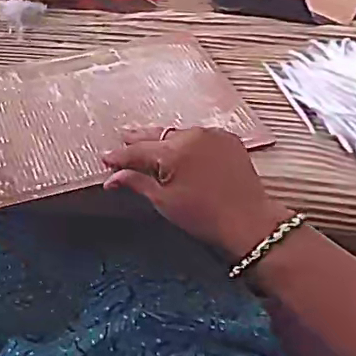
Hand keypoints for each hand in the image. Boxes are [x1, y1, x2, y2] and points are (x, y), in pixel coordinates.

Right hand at [102, 127, 294, 259]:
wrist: (249, 221)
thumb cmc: (203, 215)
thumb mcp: (163, 201)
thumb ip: (136, 183)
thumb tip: (111, 179)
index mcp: (173, 151)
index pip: (137, 150)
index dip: (119, 156)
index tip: (106, 159)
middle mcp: (192, 136)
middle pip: (156, 135)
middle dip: (138, 139)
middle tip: (123, 139)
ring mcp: (212, 135)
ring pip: (178, 133)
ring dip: (163, 139)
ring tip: (149, 143)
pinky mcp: (228, 139)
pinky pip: (199, 135)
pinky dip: (186, 140)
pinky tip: (179, 147)